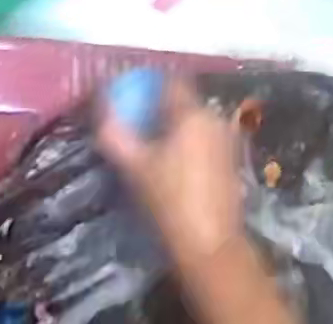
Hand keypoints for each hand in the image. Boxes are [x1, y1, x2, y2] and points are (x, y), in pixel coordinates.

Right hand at [98, 77, 299, 323]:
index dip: (149, 82)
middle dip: (159, 106)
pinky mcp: (231, 162)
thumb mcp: (135, 167)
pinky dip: (188, 142)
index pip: (170, 81)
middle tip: (136, 119)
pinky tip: (172, 163)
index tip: (130, 91)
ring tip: (151, 143)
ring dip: (173, 125)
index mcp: (192, 113)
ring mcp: (226, 140)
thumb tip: (101, 109)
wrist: (211, 250)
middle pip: (182, 101)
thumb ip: (115, 134)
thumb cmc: (171, 202)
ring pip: (194, 121)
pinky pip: (204, 138)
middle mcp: (212, 119)